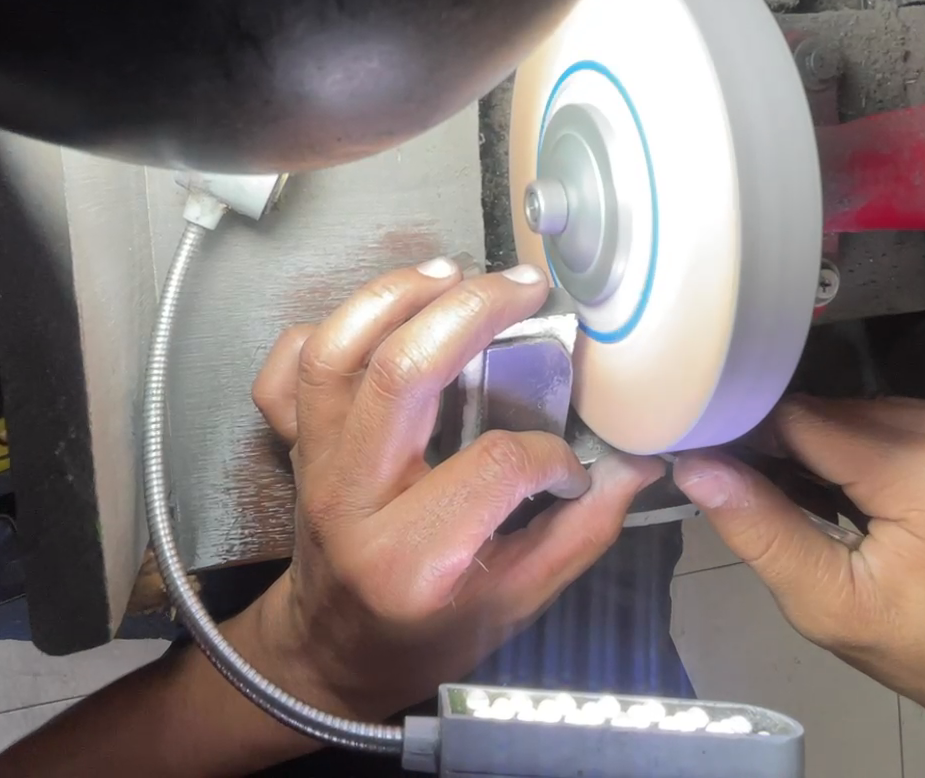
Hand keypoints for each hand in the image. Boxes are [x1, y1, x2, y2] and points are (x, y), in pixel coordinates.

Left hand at [230, 258, 661, 720]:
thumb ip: (578, 533)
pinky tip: (376, 320)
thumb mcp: (513, 606)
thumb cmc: (426, 637)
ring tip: (451, 273)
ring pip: (335, 354)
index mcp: (412, 556)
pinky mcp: (294, 443)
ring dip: (393, 297)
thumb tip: (637, 464)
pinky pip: (286, 370)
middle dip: (471, 313)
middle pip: (401, 375)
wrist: (330, 652)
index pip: (493, 467)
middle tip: (525, 287)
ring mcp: (314, 463)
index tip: (571, 464)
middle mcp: (351, 497)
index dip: (549, 454)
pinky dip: (323, 330)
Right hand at [673, 398, 924, 777]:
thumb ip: (759, 529)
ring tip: (822, 500)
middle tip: (780, 500)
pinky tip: (860, 486)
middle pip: (830, 411)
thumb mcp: (826, 605)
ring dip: (824, 445)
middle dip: (792, 448)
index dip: (754, 442)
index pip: (800, 420)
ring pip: (855, 409)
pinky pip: (890, 415)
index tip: (730, 474)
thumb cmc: (922, 649)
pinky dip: (861, 444)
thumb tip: (693, 464)